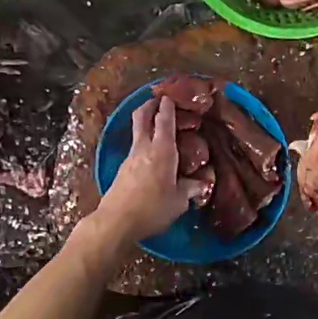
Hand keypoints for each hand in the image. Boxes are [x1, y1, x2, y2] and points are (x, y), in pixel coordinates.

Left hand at [91, 97, 205, 244]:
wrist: (117, 221)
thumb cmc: (153, 209)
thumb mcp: (179, 202)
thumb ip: (190, 189)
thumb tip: (200, 184)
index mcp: (162, 151)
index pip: (164, 121)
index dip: (167, 107)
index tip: (169, 97)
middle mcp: (144, 149)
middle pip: (142, 118)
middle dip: (149, 106)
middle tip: (157, 101)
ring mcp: (130, 158)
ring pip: (138, 134)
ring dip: (146, 126)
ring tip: (158, 129)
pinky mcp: (122, 171)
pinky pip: (136, 150)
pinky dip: (144, 145)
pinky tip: (152, 156)